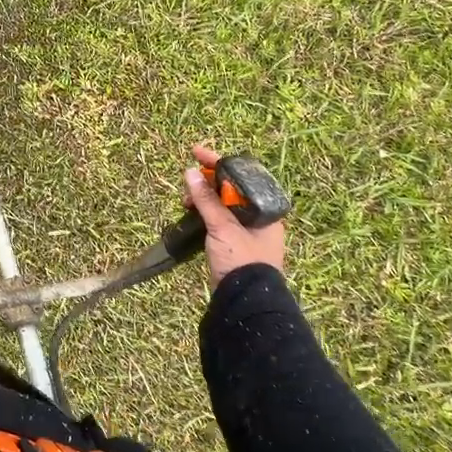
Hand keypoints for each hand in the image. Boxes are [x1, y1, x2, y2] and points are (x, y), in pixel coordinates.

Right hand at [184, 143, 285, 287]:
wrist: (246, 300)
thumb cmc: (241, 260)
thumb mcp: (222, 226)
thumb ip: (206, 199)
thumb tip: (190, 172)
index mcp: (266, 211)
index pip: (241, 177)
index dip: (218, 162)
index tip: (196, 151)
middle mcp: (260, 218)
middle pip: (231, 189)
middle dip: (206, 182)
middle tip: (187, 183)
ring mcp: (248, 231)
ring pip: (222, 204)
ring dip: (203, 198)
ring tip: (185, 202)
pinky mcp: (235, 242)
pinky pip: (218, 218)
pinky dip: (204, 212)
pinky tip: (192, 214)